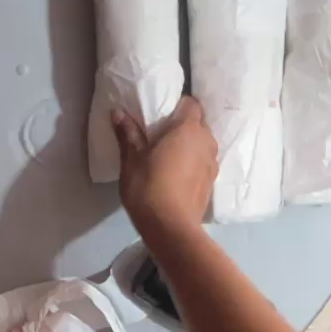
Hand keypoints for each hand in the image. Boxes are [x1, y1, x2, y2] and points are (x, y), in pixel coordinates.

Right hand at [114, 95, 217, 244]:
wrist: (171, 228)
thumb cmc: (148, 188)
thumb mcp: (132, 161)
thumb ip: (128, 134)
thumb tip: (118, 111)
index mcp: (188, 129)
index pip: (190, 104)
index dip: (177, 106)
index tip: (160, 115)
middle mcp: (206, 141)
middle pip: (199, 123)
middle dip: (183, 125)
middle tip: (161, 135)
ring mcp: (212, 163)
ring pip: (202, 144)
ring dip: (189, 145)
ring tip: (169, 156)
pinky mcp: (211, 182)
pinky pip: (203, 162)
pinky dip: (193, 163)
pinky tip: (177, 175)